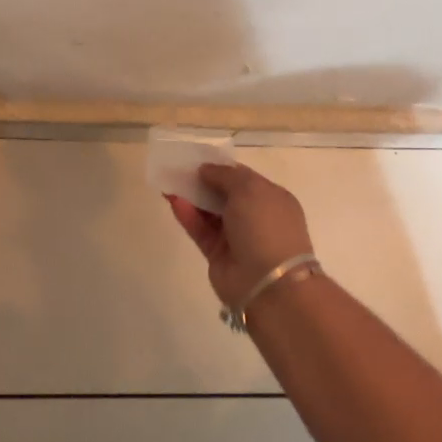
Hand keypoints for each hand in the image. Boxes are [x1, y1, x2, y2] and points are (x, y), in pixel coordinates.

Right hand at [165, 163, 314, 306]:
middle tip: (179, 169)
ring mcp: (237, 237)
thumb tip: (206, 170)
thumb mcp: (249, 189)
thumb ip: (225, 175)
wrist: (268, 282)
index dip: (221, 168)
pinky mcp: (218, 254)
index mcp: (272, 198)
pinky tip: (173, 201)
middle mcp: (256, 217)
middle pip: (225, 195)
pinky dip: (188, 215)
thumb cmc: (265, 226)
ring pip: (210, 212)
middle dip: (204, 182)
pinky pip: (201, 230)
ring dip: (192, 197)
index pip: (244, 178)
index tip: (198, 159)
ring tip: (169, 181)